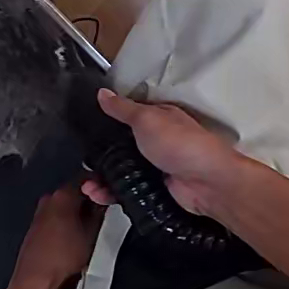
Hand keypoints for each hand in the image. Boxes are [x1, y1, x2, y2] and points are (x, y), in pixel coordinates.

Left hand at [6, 183, 100, 288]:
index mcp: (63, 194)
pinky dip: (69, 218)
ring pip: (67, 203)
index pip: (88, 177)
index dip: (103, 184)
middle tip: (107, 210)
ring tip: (94, 223)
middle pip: (76, 190)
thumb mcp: (93, 232)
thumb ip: (102, 211)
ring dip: (80, 209)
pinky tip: (76, 232)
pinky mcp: (36, 225)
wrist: (36, 279)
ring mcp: (40, 211)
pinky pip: (58, 214)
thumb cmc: (66, 255)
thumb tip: (106, 198)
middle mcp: (49, 197)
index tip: (113, 193)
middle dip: (91, 197)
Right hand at [83, 89, 257, 218]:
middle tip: (81, 162)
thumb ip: (123, 109)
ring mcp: (157, 167)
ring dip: (103, 178)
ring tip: (86, 185)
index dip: (106, 121)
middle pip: (122, 147)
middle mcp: (157, 142)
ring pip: (123, 171)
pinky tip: (99, 195)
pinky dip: (112, 193)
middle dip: (101, 156)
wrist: (207, 183)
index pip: (126, 116)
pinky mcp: (156, 189)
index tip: (84, 128)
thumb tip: (103, 93)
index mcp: (157, 119)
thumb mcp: (148, 119)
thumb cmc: (183, 144)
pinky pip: (129, 191)